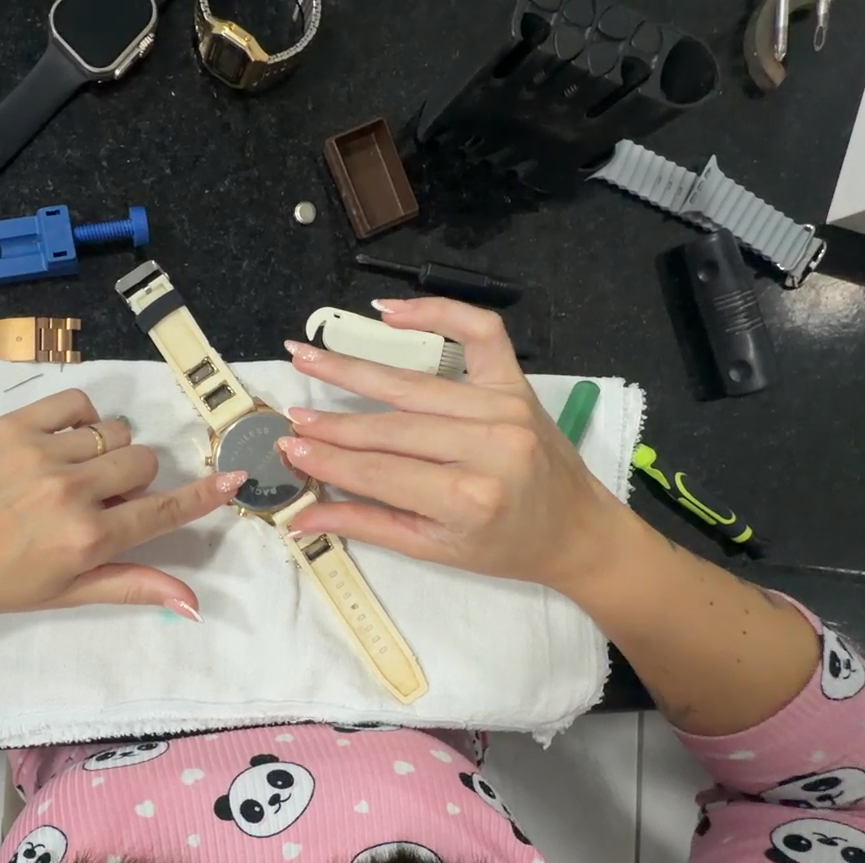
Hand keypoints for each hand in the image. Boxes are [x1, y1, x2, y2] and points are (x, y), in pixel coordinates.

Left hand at [0, 389, 243, 621]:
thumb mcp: (65, 593)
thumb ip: (132, 587)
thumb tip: (193, 604)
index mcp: (86, 539)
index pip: (162, 511)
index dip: (203, 496)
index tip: (235, 478)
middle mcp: (71, 492)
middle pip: (143, 461)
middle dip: (135, 479)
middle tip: (102, 498)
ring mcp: (42, 453)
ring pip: (115, 432)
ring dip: (109, 451)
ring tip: (76, 471)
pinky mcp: (13, 426)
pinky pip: (77, 403)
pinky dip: (82, 419)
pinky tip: (62, 442)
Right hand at [279, 296, 630, 591]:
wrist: (577, 531)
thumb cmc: (504, 548)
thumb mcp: (432, 550)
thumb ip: (365, 525)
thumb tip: (299, 520)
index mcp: (468, 498)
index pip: (377, 471)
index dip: (327, 459)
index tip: (287, 446)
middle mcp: (488, 446)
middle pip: (390, 428)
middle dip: (332, 422)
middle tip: (288, 412)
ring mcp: (505, 408)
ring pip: (414, 384)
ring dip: (354, 367)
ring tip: (307, 354)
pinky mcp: (516, 383)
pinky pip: (479, 333)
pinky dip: (437, 312)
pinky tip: (389, 310)